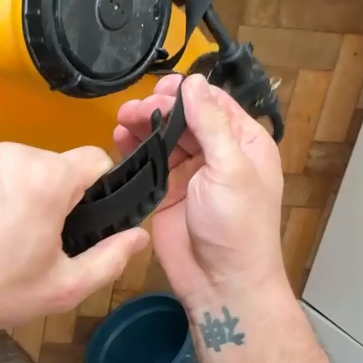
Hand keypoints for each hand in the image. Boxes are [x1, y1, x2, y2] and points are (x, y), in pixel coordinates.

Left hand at [0, 142, 148, 351]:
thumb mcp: (65, 287)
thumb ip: (111, 259)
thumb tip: (140, 237)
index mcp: (46, 178)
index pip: (96, 159)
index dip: (100, 190)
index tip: (87, 221)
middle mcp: (11, 154)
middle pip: (56, 164)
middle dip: (58, 195)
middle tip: (41, 240)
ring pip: (20, 166)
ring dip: (24, 191)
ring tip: (6, 236)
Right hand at [115, 74, 284, 308]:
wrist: (220, 280)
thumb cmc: (236, 226)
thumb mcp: (229, 169)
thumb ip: (210, 125)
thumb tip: (195, 83)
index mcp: (244, 144)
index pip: (214, 104)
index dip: (187, 92)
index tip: (159, 88)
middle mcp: (217, 155)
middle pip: (185, 119)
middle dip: (158, 109)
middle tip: (132, 109)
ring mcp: (190, 175)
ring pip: (164, 139)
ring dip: (143, 127)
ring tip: (121, 121)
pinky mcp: (166, 194)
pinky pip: (149, 165)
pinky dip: (134, 152)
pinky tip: (119, 142)